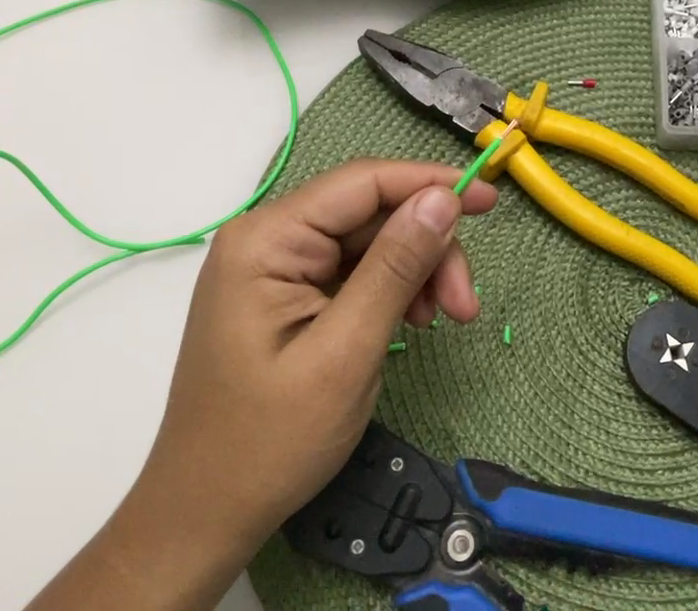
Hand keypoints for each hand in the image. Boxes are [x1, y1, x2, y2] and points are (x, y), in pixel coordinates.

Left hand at [142, 160, 495, 552]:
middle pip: (371, 214)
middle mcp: (268, 240)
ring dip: (417, 273)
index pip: (363, 183)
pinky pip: (356, 271)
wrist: (207, 514)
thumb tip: (443, 198)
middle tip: (465, 305)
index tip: (490, 199)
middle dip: (427, 249)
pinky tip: (414, 322)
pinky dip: (395, 291)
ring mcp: (276, 269)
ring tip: (445, 320)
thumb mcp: (346, 352)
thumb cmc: (270, 440)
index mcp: (266, 240)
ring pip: (372, 243)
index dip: (430, 183)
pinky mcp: (289, 295)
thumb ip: (395, 268)